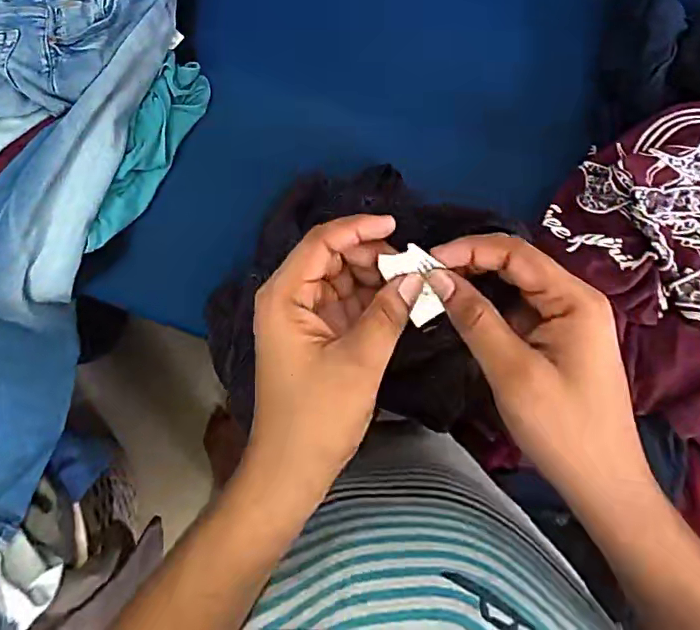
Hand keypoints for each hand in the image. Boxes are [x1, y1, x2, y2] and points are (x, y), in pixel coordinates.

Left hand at [247, 215, 421, 491]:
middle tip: (409, 267)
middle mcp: (288, 297)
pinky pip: (345, 301)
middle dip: (370, 255)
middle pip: (332, 256)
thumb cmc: (316, 417)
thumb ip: (388, 313)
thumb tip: (416, 276)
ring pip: (341, 277)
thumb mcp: (358, 361)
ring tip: (409, 283)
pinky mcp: (316, 333)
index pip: (322, 242)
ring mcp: (301, 315)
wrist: (290, 473)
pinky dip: (370, 298)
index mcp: (284, 295)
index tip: (396, 225)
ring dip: (374, 276)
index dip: (358, 227)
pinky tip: (398, 301)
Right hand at [428, 235, 656, 513]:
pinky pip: (520, 307)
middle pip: (516, 263)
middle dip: (470, 262)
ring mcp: (570, 317)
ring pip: (516, 284)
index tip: (428, 259)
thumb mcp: (513, 372)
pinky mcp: (561, 337)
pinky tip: (463, 310)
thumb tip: (438, 276)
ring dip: (477, 282)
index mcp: (575, 298)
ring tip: (437, 287)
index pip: (515, 253)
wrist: (606, 488)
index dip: (469, 249)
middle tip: (426, 273)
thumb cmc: (565, 431)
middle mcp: (576, 298)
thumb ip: (475, 319)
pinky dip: (490, 306)